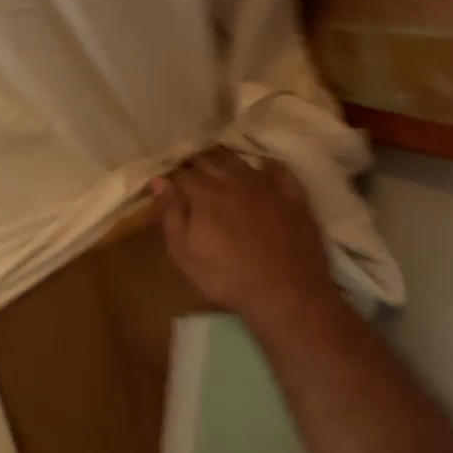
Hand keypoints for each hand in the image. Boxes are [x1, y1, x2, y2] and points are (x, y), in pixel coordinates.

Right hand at [151, 149, 336, 323]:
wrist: (286, 294)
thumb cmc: (226, 278)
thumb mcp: (184, 254)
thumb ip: (171, 215)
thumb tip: (159, 182)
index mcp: (205, 195)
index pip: (182, 172)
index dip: (171, 173)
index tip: (165, 179)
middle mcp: (235, 181)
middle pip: (211, 159)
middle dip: (195, 161)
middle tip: (187, 168)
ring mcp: (268, 187)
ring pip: (241, 160)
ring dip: (225, 158)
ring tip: (216, 162)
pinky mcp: (293, 197)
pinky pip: (279, 169)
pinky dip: (265, 165)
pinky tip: (260, 167)